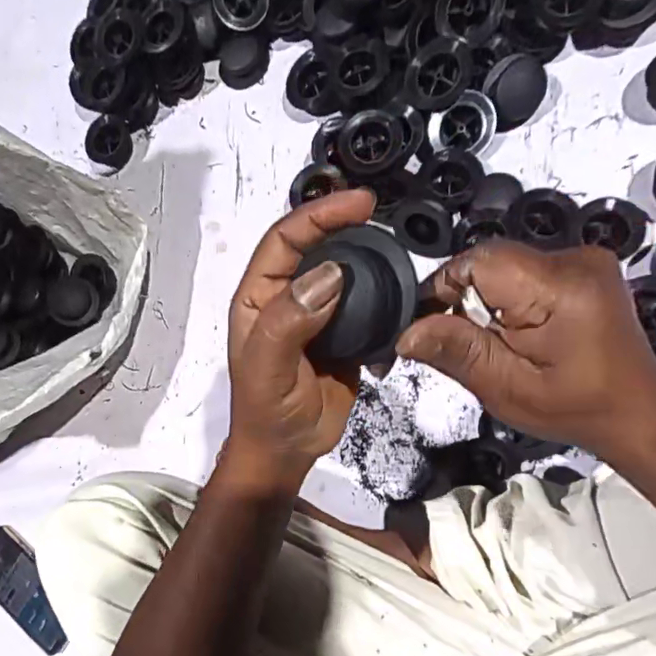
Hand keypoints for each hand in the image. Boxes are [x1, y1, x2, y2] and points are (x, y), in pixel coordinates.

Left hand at [221, 188, 376, 493]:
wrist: (287, 451)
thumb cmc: (266, 413)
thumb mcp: (269, 367)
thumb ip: (289, 321)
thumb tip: (328, 275)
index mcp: (259, 298)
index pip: (285, 241)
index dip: (318, 215)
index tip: (357, 204)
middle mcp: (287, 300)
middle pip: (315, 247)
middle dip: (344, 224)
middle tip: (377, 213)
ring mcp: (317, 317)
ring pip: (343, 273)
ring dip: (366, 257)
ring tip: (392, 248)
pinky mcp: (343, 337)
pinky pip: (364, 306)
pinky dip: (381, 297)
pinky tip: (396, 294)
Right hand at [398, 240, 655, 458]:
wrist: (633, 410)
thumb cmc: (577, 407)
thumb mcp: (507, 389)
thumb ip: (458, 353)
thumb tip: (407, 334)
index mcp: (559, 289)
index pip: (477, 261)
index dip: (443, 290)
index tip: (431, 328)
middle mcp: (575, 261)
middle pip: (489, 261)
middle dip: (465, 302)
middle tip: (471, 348)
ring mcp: (583, 260)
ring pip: (503, 267)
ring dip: (486, 303)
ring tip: (499, 345)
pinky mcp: (583, 268)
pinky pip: (524, 273)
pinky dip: (508, 301)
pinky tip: (519, 334)